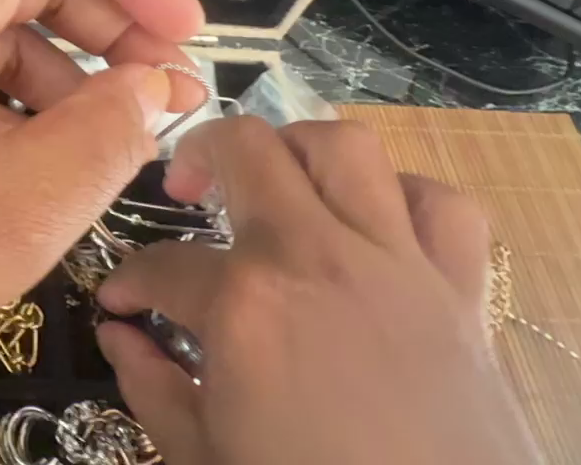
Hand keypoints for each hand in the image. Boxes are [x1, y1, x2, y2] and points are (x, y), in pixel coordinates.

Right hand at [96, 117, 539, 464]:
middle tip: (188, 190)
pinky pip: (444, 208)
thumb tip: (118, 333)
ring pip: (347, 148)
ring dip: (300, 153)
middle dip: (198, 153)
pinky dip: (405, 200)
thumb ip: (148, 384)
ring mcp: (397, 268)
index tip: (120, 305)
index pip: (160, 265)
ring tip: (279, 186)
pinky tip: (374, 227)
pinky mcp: (461, 297)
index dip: (127, 283)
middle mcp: (316, 256)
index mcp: (244, 304)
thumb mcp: (201, 459)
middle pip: (247, 147)